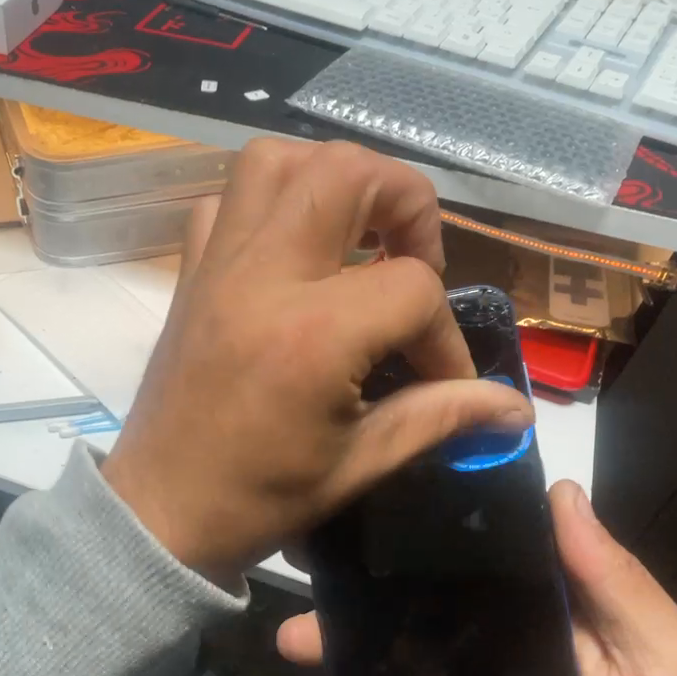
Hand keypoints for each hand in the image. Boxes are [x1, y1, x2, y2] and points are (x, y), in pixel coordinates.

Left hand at [102, 140, 531, 583]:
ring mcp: (218, 268)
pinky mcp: (189, 275)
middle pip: (346, 173)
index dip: (445, 338)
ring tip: (355, 235)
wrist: (160, 513)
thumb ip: (439, 418)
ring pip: (275, 162)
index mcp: (312, 335)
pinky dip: (267, 205)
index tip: (445, 381)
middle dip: (402, 200)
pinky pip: (224, 201)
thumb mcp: (359, 464)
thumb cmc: (257, 499)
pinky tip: (290, 253)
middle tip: (414, 258)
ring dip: (330, 179)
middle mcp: (263, 279)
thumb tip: (516, 408)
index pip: (411, 290)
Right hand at [277, 482, 676, 675]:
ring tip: (294, 644)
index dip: (426, 525)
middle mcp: (490, 643)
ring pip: (389, 664)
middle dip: (357, 587)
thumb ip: (616, 581)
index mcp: (539, 606)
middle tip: (304, 569)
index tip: (368, 495)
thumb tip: (562, 491)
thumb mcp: (666, 652)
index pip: (475, 553)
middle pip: (413, 606)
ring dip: (337, 652)